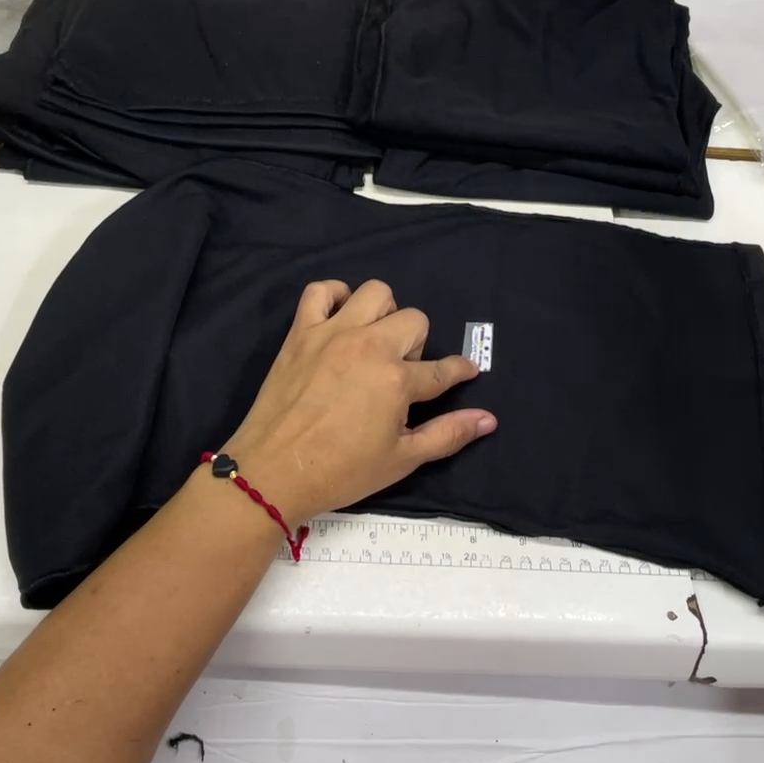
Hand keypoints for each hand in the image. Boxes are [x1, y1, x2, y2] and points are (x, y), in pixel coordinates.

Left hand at [213, 279, 496, 524]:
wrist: (274, 471)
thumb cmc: (342, 471)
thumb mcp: (402, 460)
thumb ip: (448, 434)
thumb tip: (489, 419)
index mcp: (397, 380)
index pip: (442, 369)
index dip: (459, 371)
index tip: (465, 371)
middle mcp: (369, 346)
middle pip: (413, 320)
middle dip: (417, 345)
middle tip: (400, 374)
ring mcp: (332, 333)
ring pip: (375, 293)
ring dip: (383, 313)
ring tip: (374, 342)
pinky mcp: (301, 332)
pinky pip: (320, 291)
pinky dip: (335, 296)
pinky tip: (340, 319)